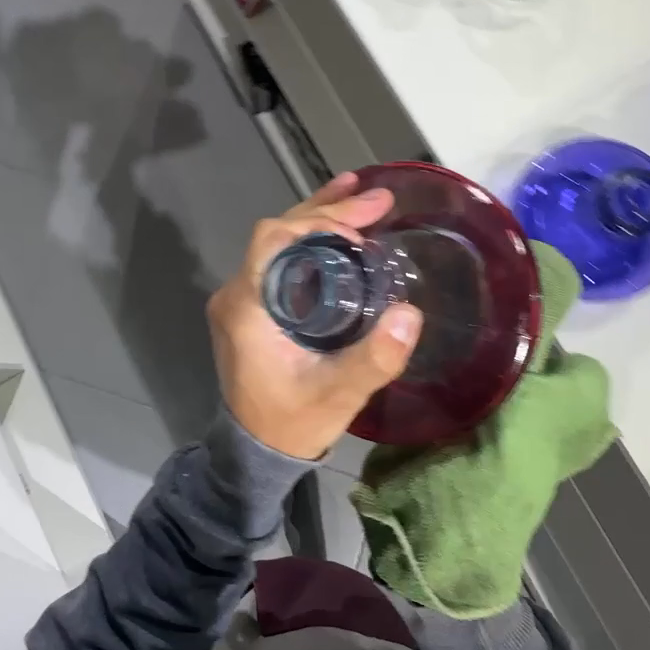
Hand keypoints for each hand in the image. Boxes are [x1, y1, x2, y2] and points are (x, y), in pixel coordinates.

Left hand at [208, 173, 422, 460]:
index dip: (318, 224)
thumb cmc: (293, 422)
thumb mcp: (338, 394)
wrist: (258, 453)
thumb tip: (411, 315)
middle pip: (279, 235)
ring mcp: (243, 299)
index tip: (362, 230)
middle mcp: (238, 294)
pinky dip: (311, 242)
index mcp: (248, 306)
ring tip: (364, 196)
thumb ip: (373, 359)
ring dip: (320, 219)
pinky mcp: (253, 308)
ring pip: (280, 244)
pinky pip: (280, 263)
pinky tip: (342, 230)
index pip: (274, 241)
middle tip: (380, 202)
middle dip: (329, 214)